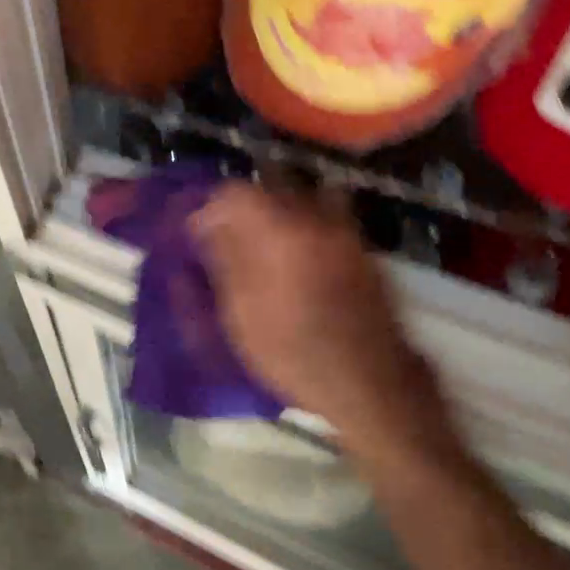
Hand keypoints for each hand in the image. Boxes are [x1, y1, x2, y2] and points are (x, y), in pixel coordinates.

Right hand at [191, 182, 460, 470]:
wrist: (370, 384)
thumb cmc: (293, 353)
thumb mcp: (240, 313)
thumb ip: (222, 260)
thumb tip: (204, 223)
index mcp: (280, 231)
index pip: (235, 192)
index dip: (211, 207)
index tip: (199, 232)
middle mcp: (316, 219)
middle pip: (272, 185)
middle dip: (245, 203)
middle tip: (228, 234)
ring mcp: (347, 233)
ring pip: (305, 197)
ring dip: (281, 209)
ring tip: (266, 241)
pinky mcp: (365, 251)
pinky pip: (330, 218)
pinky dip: (308, 225)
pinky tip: (299, 258)